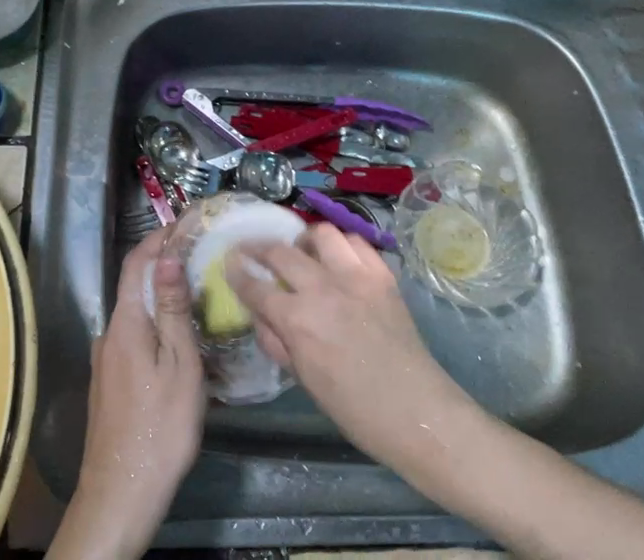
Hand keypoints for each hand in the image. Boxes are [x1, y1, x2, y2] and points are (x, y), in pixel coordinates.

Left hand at [48, 225, 204, 559]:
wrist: (121, 491)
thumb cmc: (160, 427)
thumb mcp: (179, 365)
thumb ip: (171, 310)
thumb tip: (166, 257)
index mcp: (125, 324)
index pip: (136, 264)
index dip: (157, 239)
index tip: (185, 225)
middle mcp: (109, 335)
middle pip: (134, 288)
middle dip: (164, 267)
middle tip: (202, 260)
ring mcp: (105, 361)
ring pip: (136, 316)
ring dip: (162, 300)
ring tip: (200, 300)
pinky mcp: (109, 383)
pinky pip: (135, 340)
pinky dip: (157, 328)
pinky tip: (181, 345)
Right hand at [227, 223, 472, 468]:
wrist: (415, 410)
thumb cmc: (353, 408)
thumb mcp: (302, 379)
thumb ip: (276, 342)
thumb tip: (260, 316)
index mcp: (297, 320)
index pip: (254, 286)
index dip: (236, 272)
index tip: (228, 262)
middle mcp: (322, 289)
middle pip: (281, 252)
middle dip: (258, 247)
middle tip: (251, 249)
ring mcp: (356, 277)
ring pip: (321, 234)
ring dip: (304, 239)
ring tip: (301, 250)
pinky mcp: (383, 276)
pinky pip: (358, 243)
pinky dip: (342, 245)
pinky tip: (337, 258)